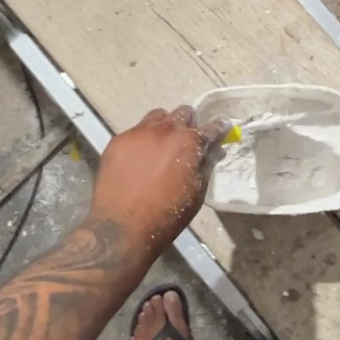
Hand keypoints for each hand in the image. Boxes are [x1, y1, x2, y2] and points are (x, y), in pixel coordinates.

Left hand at [89, 107, 226, 249]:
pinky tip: (139, 158)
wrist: (122, 226)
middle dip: (189, 124)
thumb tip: (215, 150)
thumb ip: (206, 165)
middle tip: (186, 141)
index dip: (219, 130)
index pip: (212, 127)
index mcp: (190, 142)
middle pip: (184, 113)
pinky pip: (136, 130)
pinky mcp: (119, 140)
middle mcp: (166, 130)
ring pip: (158, 116)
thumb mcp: (196, 192)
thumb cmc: (167, 215)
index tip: (220, 132)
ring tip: (161, 145)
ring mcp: (139, 132)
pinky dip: (143, 139)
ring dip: (165, 126)